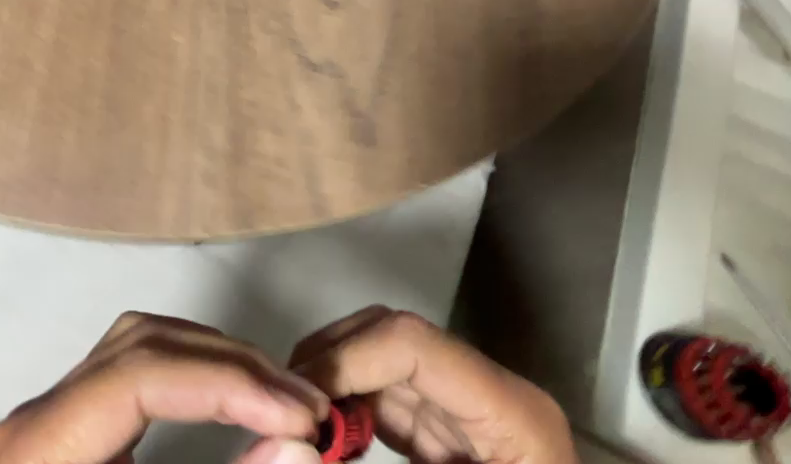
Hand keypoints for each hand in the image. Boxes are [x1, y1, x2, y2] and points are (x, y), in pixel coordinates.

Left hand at [0, 312, 331, 463]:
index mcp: (39, 451)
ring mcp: (52, 413)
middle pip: (141, 347)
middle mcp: (38, 416)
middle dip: (233, 368)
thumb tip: (301, 447)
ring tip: (282, 400)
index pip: (135, 376)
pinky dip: (194, 371)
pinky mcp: (73, 420)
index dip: (221, 386)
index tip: (297, 419)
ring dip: (218, 361)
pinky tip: (236, 393)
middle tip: (306, 408)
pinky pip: (136, 367)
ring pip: (140, 344)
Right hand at [290, 306, 576, 463]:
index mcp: (509, 411)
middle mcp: (486, 393)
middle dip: (328, 364)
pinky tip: (325, 437)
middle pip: (390, 338)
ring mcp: (467, 411)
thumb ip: (367, 451)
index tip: (294, 404)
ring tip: (294, 423)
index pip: (411, 342)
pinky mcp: (449, 435)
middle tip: (281, 411)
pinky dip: (348, 414)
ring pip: (380, 366)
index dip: (344, 359)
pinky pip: (387, 404)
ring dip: (331, 388)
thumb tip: (283, 449)